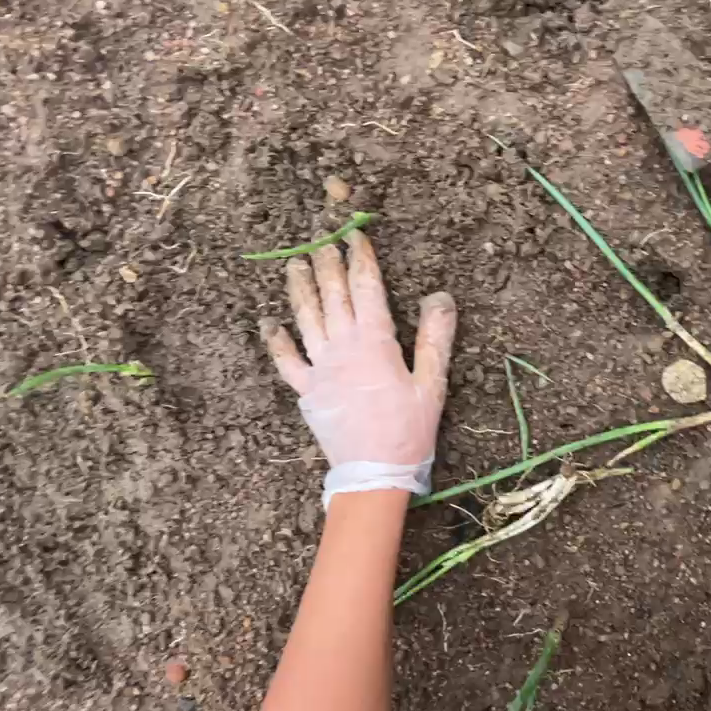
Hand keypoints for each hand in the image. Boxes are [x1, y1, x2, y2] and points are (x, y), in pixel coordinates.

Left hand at [260, 231, 456, 506]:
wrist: (374, 473)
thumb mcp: (432, 384)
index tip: (356, 237)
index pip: (367, 289)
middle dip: (328, 266)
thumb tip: (441, 298)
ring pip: (306, 319)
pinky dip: (276, 340)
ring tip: (295, 265)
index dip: (362, 260)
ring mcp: (320, 369)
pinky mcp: (307, 391)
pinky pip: (286, 361)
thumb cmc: (409, 430)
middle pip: (333, 297)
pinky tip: (269, 323)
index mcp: (375, 343)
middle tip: (322, 241)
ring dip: (300, 289)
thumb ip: (434, 339)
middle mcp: (342, 348)